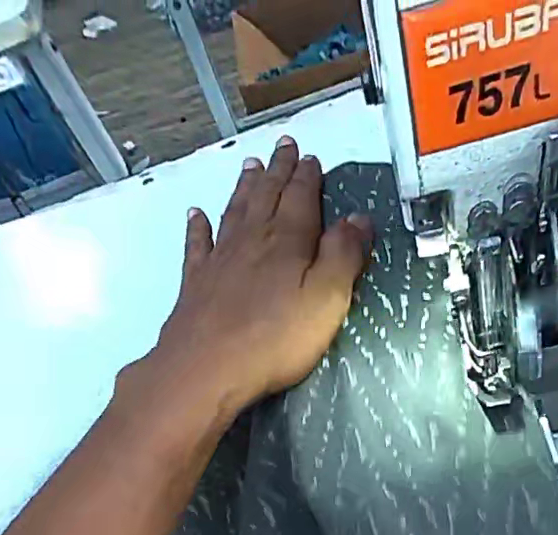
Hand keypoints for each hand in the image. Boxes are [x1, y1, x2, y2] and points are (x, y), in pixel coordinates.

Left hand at [119, 135, 373, 424]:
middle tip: (283, 146)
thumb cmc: (278, 337)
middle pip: (267, 196)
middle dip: (278, 171)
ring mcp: (221, 258)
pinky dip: (198, 227)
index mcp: (288, 242)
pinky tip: (197, 215)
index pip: (301, 199)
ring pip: (236, 212)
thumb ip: (344, 257)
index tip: (311, 157)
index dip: (308, 177)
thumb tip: (359, 218)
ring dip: (245, 188)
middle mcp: (252, 240)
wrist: (209, 365)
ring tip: (251, 166)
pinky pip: (198, 244)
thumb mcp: (327, 299)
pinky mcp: (198, 281)